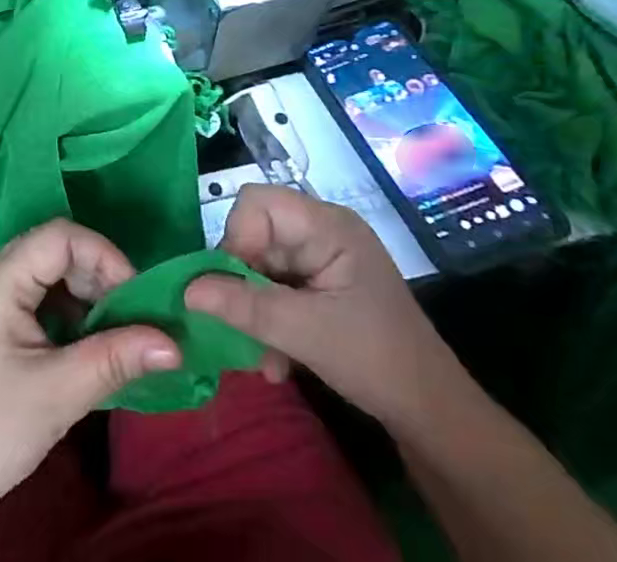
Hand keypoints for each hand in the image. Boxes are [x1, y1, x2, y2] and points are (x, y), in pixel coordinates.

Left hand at [0, 220, 180, 551]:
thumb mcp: (62, 390)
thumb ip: (119, 357)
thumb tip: (176, 343)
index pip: (61, 236)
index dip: (105, 256)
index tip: (136, 298)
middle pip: (56, 248)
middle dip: (99, 274)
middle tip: (130, 315)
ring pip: (51, 271)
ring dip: (88, 293)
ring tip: (115, 331)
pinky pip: (42, 295)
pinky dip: (72, 309)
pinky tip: (90, 340)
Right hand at [184, 185, 473, 431]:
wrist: (431, 413)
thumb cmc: (376, 359)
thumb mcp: (304, 332)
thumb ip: (243, 306)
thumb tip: (185, 289)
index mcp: (327, 226)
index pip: (257, 203)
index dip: (236, 237)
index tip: (232, 284)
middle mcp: (321, 232)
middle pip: (253, 236)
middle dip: (240, 284)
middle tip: (236, 327)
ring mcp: (319, 258)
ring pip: (257, 267)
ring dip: (251, 311)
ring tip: (259, 356)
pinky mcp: (317, 285)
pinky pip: (272, 289)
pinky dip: (266, 321)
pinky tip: (273, 361)